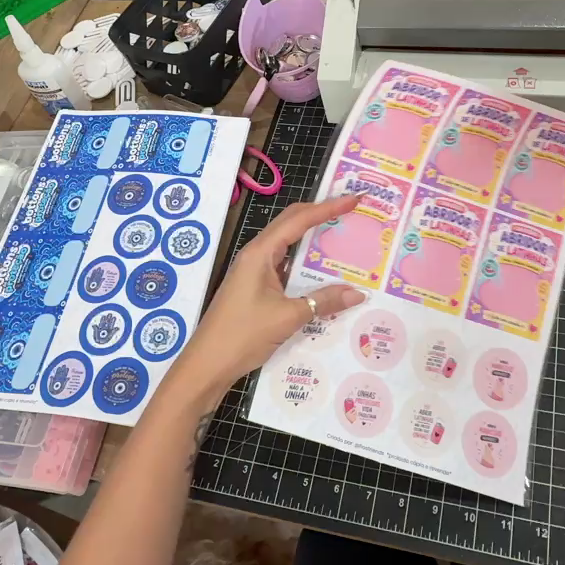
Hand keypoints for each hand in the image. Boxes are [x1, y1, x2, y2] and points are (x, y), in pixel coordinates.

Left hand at [169, 195, 366, 405]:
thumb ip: (323, 301)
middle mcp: (256, 255)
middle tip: (351, 212)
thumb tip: (357, 293)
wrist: (208, 365)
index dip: (328, 208)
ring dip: (314, 242)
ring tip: (343, 239)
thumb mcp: (288, 317)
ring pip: (289, 247)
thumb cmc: (243, 335)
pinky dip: (305, 266)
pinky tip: (323, 275)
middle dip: (321, 215)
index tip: (354, 199)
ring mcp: (254, 271)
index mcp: (260, 252)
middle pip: (292, 225)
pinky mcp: (256, 288)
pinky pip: (285, 267)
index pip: (299, 220)